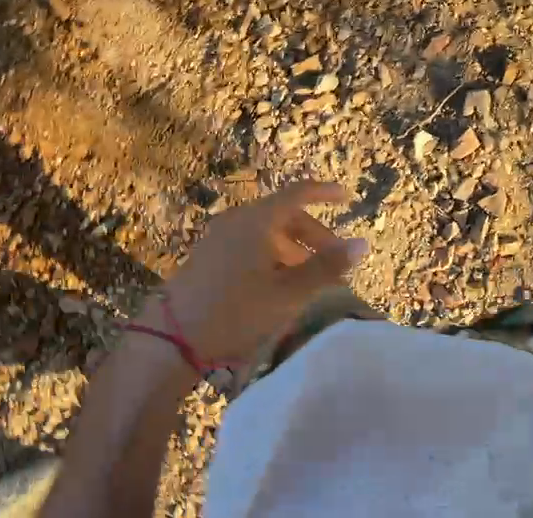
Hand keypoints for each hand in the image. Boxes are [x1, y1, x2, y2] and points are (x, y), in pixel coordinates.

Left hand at [136, 180, 366, 364]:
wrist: (169, 339)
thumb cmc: (235, 311)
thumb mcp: (288, 293)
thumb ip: (326, 267)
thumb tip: (363, 243)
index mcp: (259, 219)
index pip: (300, 192)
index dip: (325, 192)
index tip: (347, 197)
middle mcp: (239, 219)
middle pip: (285, 216)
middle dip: (314, 236)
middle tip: (334, 262)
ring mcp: (219, 237)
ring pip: (267, 233)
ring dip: (293, 250)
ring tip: (309, 281)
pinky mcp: (208, 257)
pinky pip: (249, 245)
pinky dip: (272, 257)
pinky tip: (278, 287)